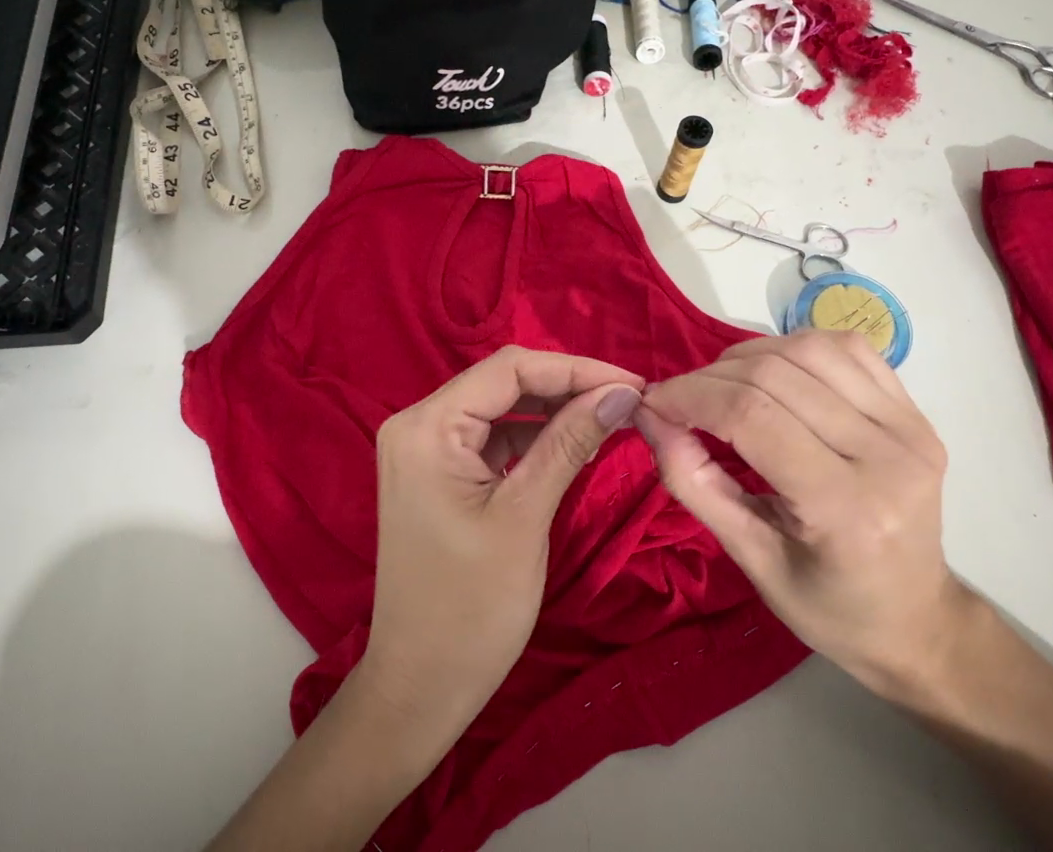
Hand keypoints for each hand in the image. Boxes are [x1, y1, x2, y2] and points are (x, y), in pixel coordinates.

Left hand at [361, 346, 644, 735]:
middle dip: (568, 387)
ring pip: (501, 410)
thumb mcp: (525, 517)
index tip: (635, 385)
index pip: (510, 368)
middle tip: (631, 403)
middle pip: (503, 382)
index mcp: (427, 427)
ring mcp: (424, 451)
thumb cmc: (471, 607)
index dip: (576, 368)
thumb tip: (620, 392)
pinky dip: (533, 440)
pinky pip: (492, 440)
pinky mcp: (437, 475)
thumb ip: (569, 443)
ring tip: (613, 421)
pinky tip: (575, 446)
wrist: (421, 683)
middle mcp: (417, 425)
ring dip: (554, 412)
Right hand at [635, 330, 967, 692]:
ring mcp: (911, 428)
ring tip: (720, 386)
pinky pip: (850, 350)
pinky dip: (797, 348)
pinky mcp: (918, 414)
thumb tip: (649, 417)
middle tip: (676, 400)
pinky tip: (772, 373)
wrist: (915, 621)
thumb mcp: (749, 558)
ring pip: (813, 349)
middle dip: (709, 377)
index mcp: (846, 507)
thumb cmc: (828, 609)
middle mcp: (888, 455)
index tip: (652, 403)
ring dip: (750, 355)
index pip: (754, 417)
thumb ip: (694, 483)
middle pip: (778, 375)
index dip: (691, 397)